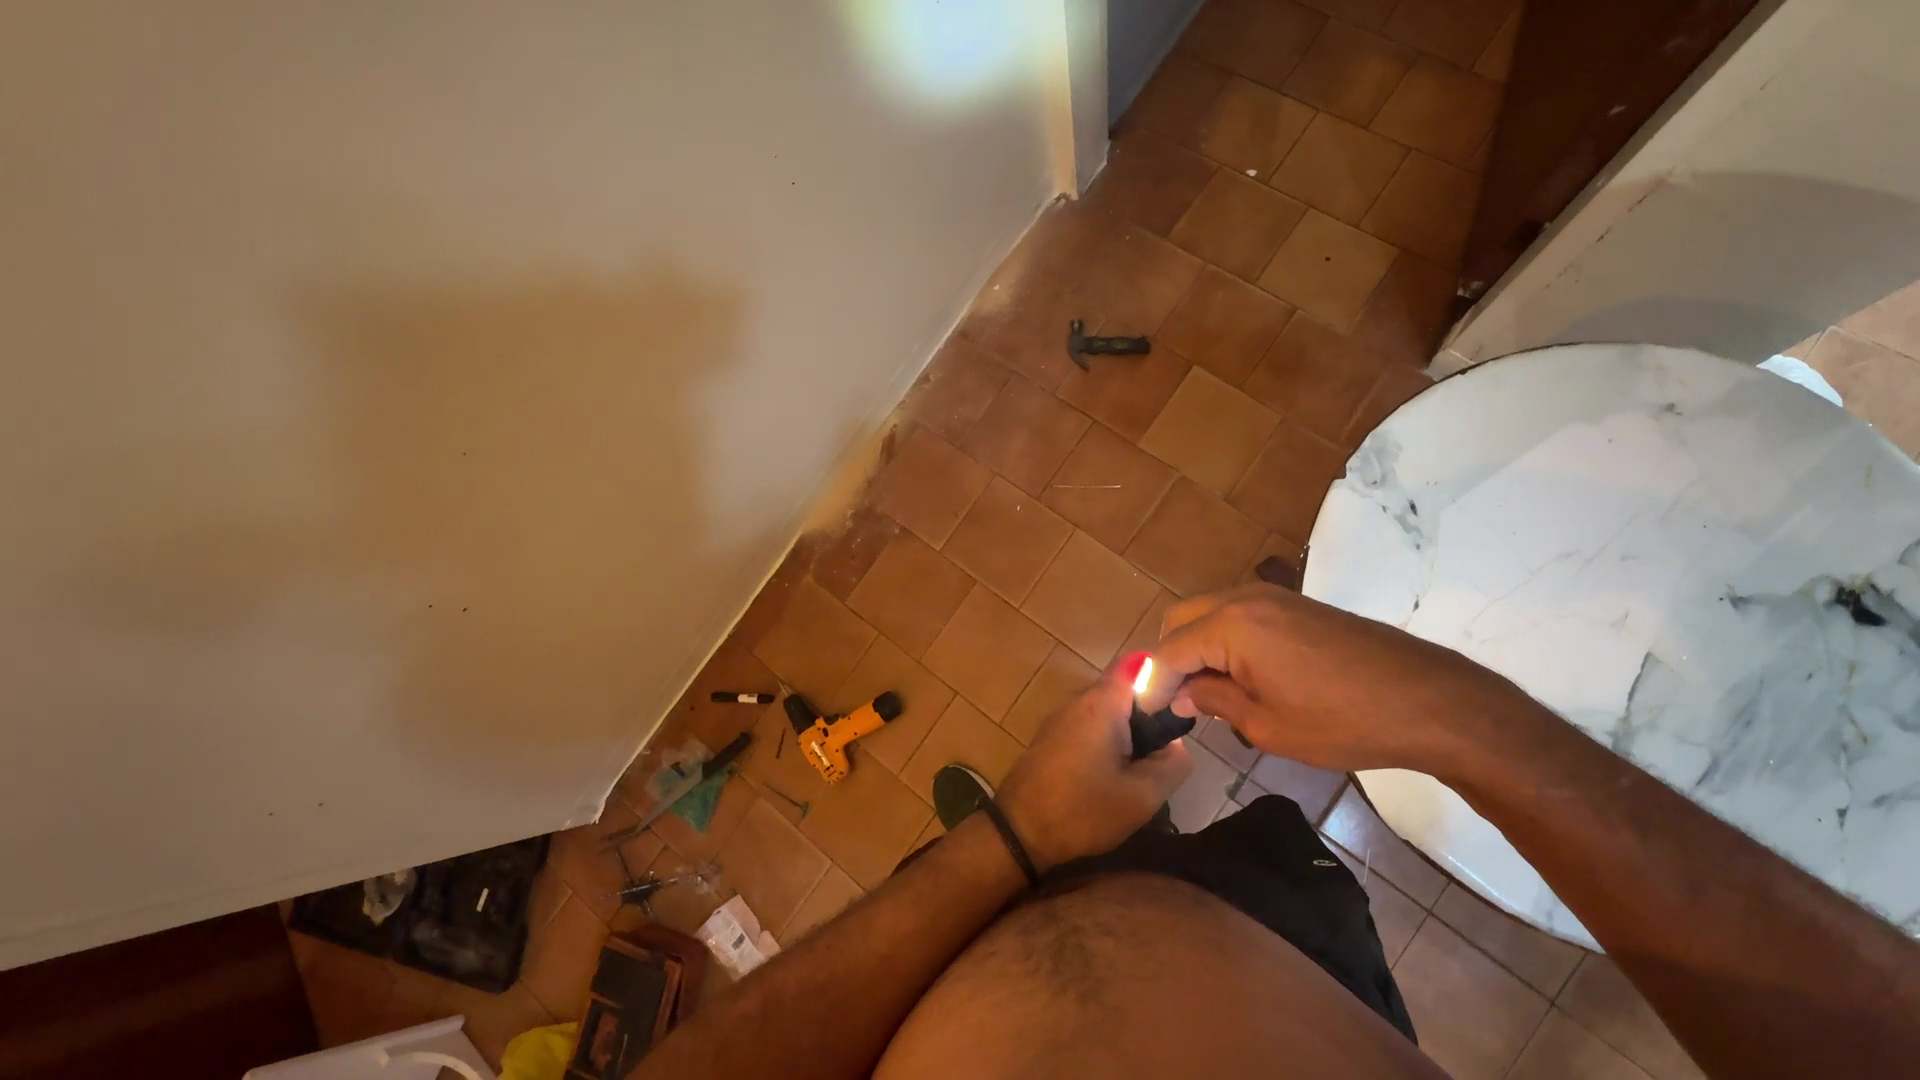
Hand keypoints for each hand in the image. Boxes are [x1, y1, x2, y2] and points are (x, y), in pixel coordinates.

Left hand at [994, 664, 1190, 871]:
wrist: (1018, 833)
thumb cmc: (1082, 811)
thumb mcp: (1142, 796)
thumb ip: (1172, 764)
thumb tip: (1177, 744)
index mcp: (1102, 705)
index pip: (1138, 666)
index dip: (1165, 676)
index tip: (1184, 703)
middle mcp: (1079, 701)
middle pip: (1124, 689)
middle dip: (1150, 711)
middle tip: (1168, 746)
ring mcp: (1061, 718)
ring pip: (1107, 711)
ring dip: (1128, 730)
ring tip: (1145, 764)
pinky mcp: (1051, 738)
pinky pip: (1089, 726)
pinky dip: (1107, 740)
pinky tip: (1115, 772)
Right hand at [1140, 584, 1521, 775]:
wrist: (1430, 701)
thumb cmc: (1343, 722)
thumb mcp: (1267, 725)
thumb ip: (1214, 701)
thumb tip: (1184, 693)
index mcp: (1232, 626)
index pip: (1170, 651)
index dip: (1155, 685)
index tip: (1151, 714)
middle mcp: (1246, 599)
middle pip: (1182, 619)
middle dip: (1171, 657)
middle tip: (1179, 700)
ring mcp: (1275, 597)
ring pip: (1210, 612)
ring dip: (1198, 645)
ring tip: (1210, 691)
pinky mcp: (1298, 605)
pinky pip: (1241, 613)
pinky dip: (1226, 638)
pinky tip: (1243, 674)